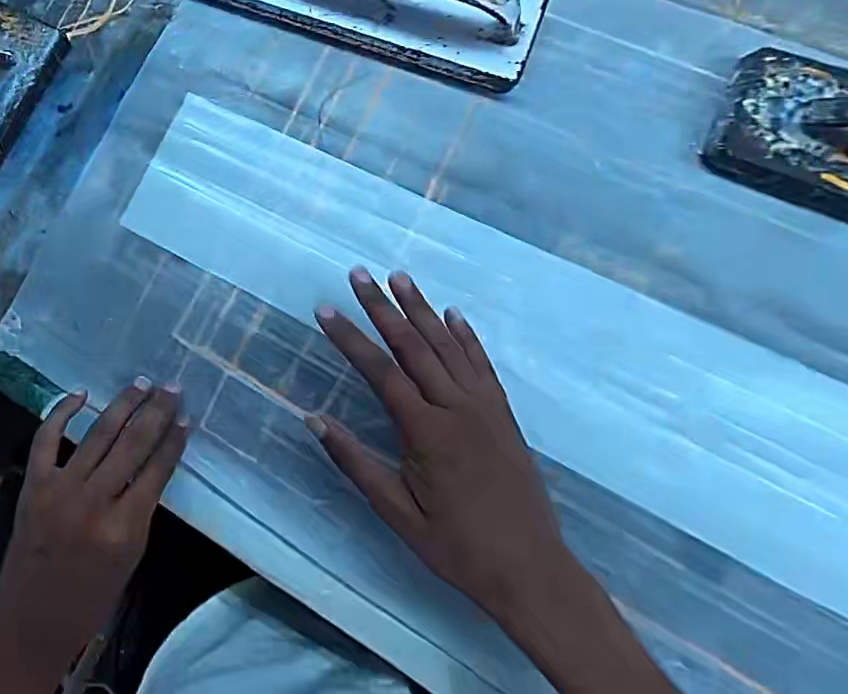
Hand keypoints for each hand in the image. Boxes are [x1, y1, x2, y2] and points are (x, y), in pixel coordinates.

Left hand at [0, 381, 188, 693]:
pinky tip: (81, 394)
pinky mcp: (33, 484)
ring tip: (140, 384)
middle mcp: (93, 503)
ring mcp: (59, 489)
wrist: (31, 622)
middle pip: (131, 444)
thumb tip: (154, 460)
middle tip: (171, 387)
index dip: (173, 440)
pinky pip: (47, 438)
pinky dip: (62, 411)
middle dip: (155, 412)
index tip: (185, 416)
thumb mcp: (130, 558)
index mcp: (124, 529)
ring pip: (97, 434)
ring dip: (122, 405)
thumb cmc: (90, 599)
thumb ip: (141, 508)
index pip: (156, 470)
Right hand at [308, 267, 562, 613]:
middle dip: (382, 307)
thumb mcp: (397, 513)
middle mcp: (457, 409)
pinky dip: (467, 336)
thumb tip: (312, 419)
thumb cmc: (458, 547)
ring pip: (448, 346)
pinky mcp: (504, 416)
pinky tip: (454, 314)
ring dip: (421, 309)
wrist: (534, 574)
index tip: (326, 309)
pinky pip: (482, 365)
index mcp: (427, 432)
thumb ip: (355, 462)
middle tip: (359, 274)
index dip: (350, 338)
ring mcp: (485, 409)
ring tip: (399, 277)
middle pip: (414, 346)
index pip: (380, 371)